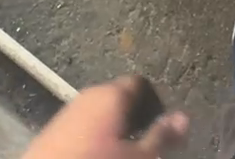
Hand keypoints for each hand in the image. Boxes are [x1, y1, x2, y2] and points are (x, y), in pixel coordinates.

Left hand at [21, 76, 190, 158]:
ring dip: (111, 131)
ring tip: (119, 153)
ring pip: (99, 115)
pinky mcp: (50, 132)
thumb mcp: (138, 157)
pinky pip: (80, 128)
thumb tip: (184, 118)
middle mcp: (90, 93)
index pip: (141, 84)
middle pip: (120, 99)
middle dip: (133, 119)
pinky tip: (93, 156)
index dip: (155, 104)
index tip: (160, 129)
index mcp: (113, 93)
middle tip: (141, 147)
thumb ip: (162, 136)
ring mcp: (67, 111)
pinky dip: (90, 140)